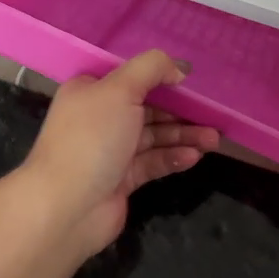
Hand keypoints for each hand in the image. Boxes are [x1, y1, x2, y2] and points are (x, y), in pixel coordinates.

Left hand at [18, 50, 219, 256]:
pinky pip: (153, 162)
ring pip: (154, 136)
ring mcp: (110, 150)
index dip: (161, 75)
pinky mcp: (121, 180)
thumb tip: (179, 68)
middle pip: (147, 106)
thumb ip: (152, 68)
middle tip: (212, 113)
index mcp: (91, 90)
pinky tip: (194, 156)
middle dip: (181, 109)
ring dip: (183, 135)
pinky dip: (173, 157)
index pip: (131, 75)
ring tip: (214, 139)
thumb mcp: (121, 89)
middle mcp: (100, 117)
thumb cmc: (91, 138)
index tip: (192, 79)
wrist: (65, 209)